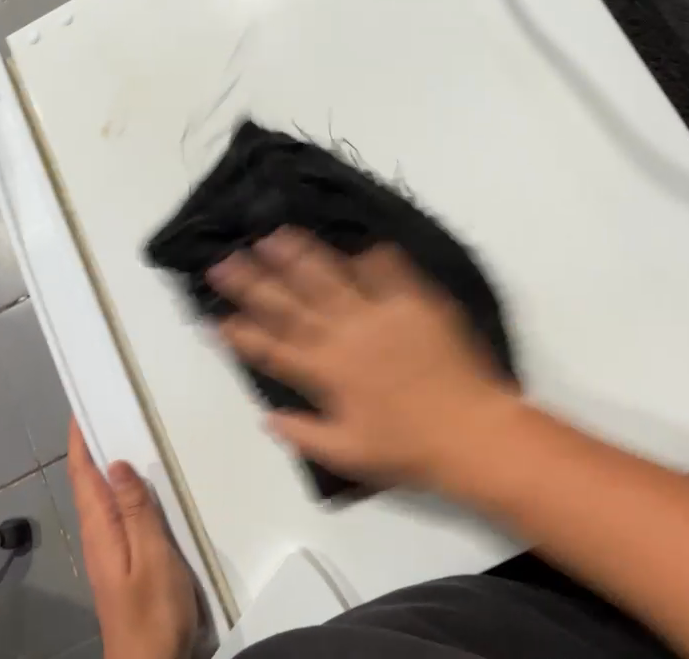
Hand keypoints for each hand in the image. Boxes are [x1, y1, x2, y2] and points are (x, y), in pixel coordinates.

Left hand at [66, 421, 198, 658]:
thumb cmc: (153, 611)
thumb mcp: (152, 556)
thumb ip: (136, 510)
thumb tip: (116, 464)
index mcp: (100, 529)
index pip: (83, 475)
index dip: (80, 440)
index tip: (82, 406)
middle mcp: (98, 535)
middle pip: (90, 482)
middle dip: (95, 446)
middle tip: (112, 409)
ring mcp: (109, 550)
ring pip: (104, 497)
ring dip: (111, 465)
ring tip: (131, 433)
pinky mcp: (124, 561)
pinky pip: (119, 513)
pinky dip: (126, 489)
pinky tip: (146, 484)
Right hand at [208, 228, 519, 489]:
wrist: (473, 432)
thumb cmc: (409, 449)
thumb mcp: (349, 454)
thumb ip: (303, 433)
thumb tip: (266, 417)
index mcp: (326, 372)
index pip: (272, 348)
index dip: (241, 331)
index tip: (216, 315)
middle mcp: (345, 335)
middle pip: (290, 303)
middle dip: (253, 281)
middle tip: (225, 260)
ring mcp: (379, 313)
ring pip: (330, 276)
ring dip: (299, 255)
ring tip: (274, 234)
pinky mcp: (414, 301)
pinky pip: (388, 271)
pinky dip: (370, 257)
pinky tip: (353, 244)